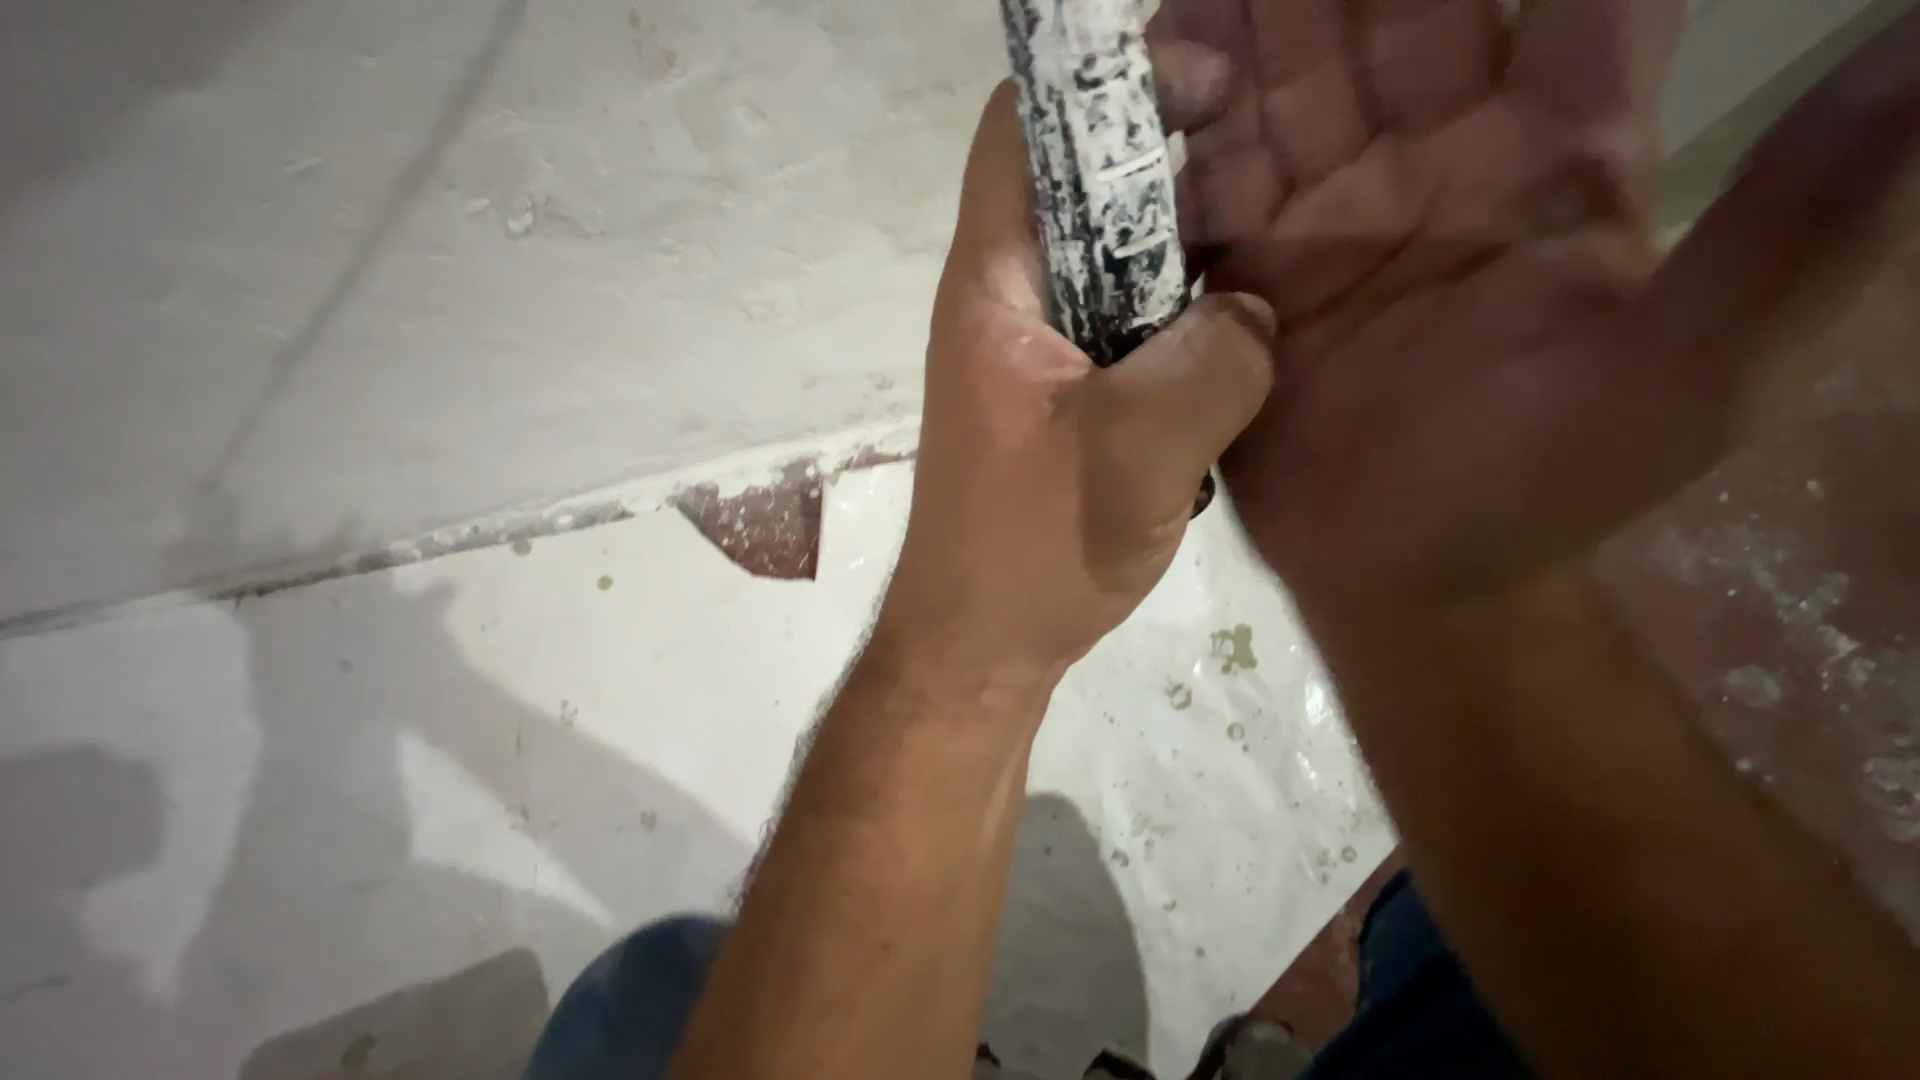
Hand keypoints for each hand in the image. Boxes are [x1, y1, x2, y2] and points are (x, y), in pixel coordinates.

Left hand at [875, 73, 1277, 693]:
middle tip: (1271, 163)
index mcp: (996, 288)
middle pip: (1081, 191)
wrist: (981, 644)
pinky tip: (1242, 340)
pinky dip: (1183, 324)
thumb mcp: (1134, 456)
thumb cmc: (1030, 552)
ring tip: (1277, 244)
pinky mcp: (1069, 403)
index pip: (1020, 133)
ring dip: (1186, 254)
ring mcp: (1040, 357)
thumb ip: (1210, 366)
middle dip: (1168, 164)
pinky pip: (1130, 332)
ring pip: (1115, 265)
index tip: (1197, 84)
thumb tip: (1250, 315)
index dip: (1097, 84)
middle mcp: (1011, 305)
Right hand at [1166, 0, 1919, 614]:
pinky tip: (1154, 76)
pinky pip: (1208, 187)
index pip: (1556, 0)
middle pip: (1384, 22)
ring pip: (1280, 91)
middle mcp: (1429, 170)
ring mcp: (1324, 222)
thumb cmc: (1544, 486)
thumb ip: (1797, 226)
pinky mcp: (1245, 277)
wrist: (1405, 579)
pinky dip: (1179, 134)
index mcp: (1549, 162)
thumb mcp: (1689, 376)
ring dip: (1242, 33)